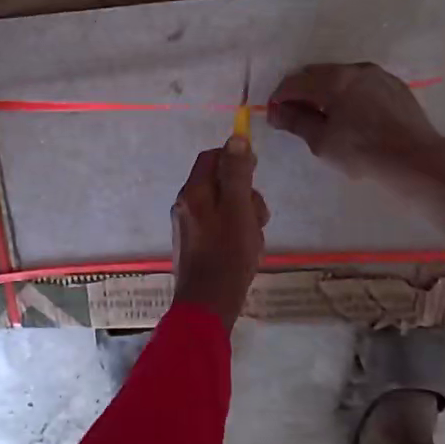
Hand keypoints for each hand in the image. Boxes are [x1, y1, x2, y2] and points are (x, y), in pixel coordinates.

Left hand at [171, 136, 268, 329]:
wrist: (208, 305)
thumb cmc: (227, 254)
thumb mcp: (238, 208)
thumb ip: (237, 173)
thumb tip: (236, 138)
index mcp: (193, 192)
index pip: (212, 157)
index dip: (235, 157)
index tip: (255, 170)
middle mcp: (186, 205)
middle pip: (220, 182)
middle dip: (245, 194)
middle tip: (258, 216)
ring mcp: (189, 226)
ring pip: (224, 206)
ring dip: (245, 216)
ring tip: (254, 238)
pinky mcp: (196, 245)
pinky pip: (220, 226)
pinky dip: (236, 233)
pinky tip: (246, 251)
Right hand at [266, 63, 444, 180]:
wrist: (415, 158)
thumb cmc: (363, 151)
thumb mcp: (322, 141)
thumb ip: (296, 122)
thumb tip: (276, 111)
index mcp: (333, 80)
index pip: (294, 82)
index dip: (279, 98)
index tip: (274, 115)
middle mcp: (355, 69)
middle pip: (318, 74)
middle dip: (303, 92)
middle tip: (297, 116)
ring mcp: (378, 75)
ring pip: (342, 78)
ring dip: (327, 92)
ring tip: (326, 117)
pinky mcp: (395, 86)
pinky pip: (363, 85)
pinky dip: (351, 95)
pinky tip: (354, 117)